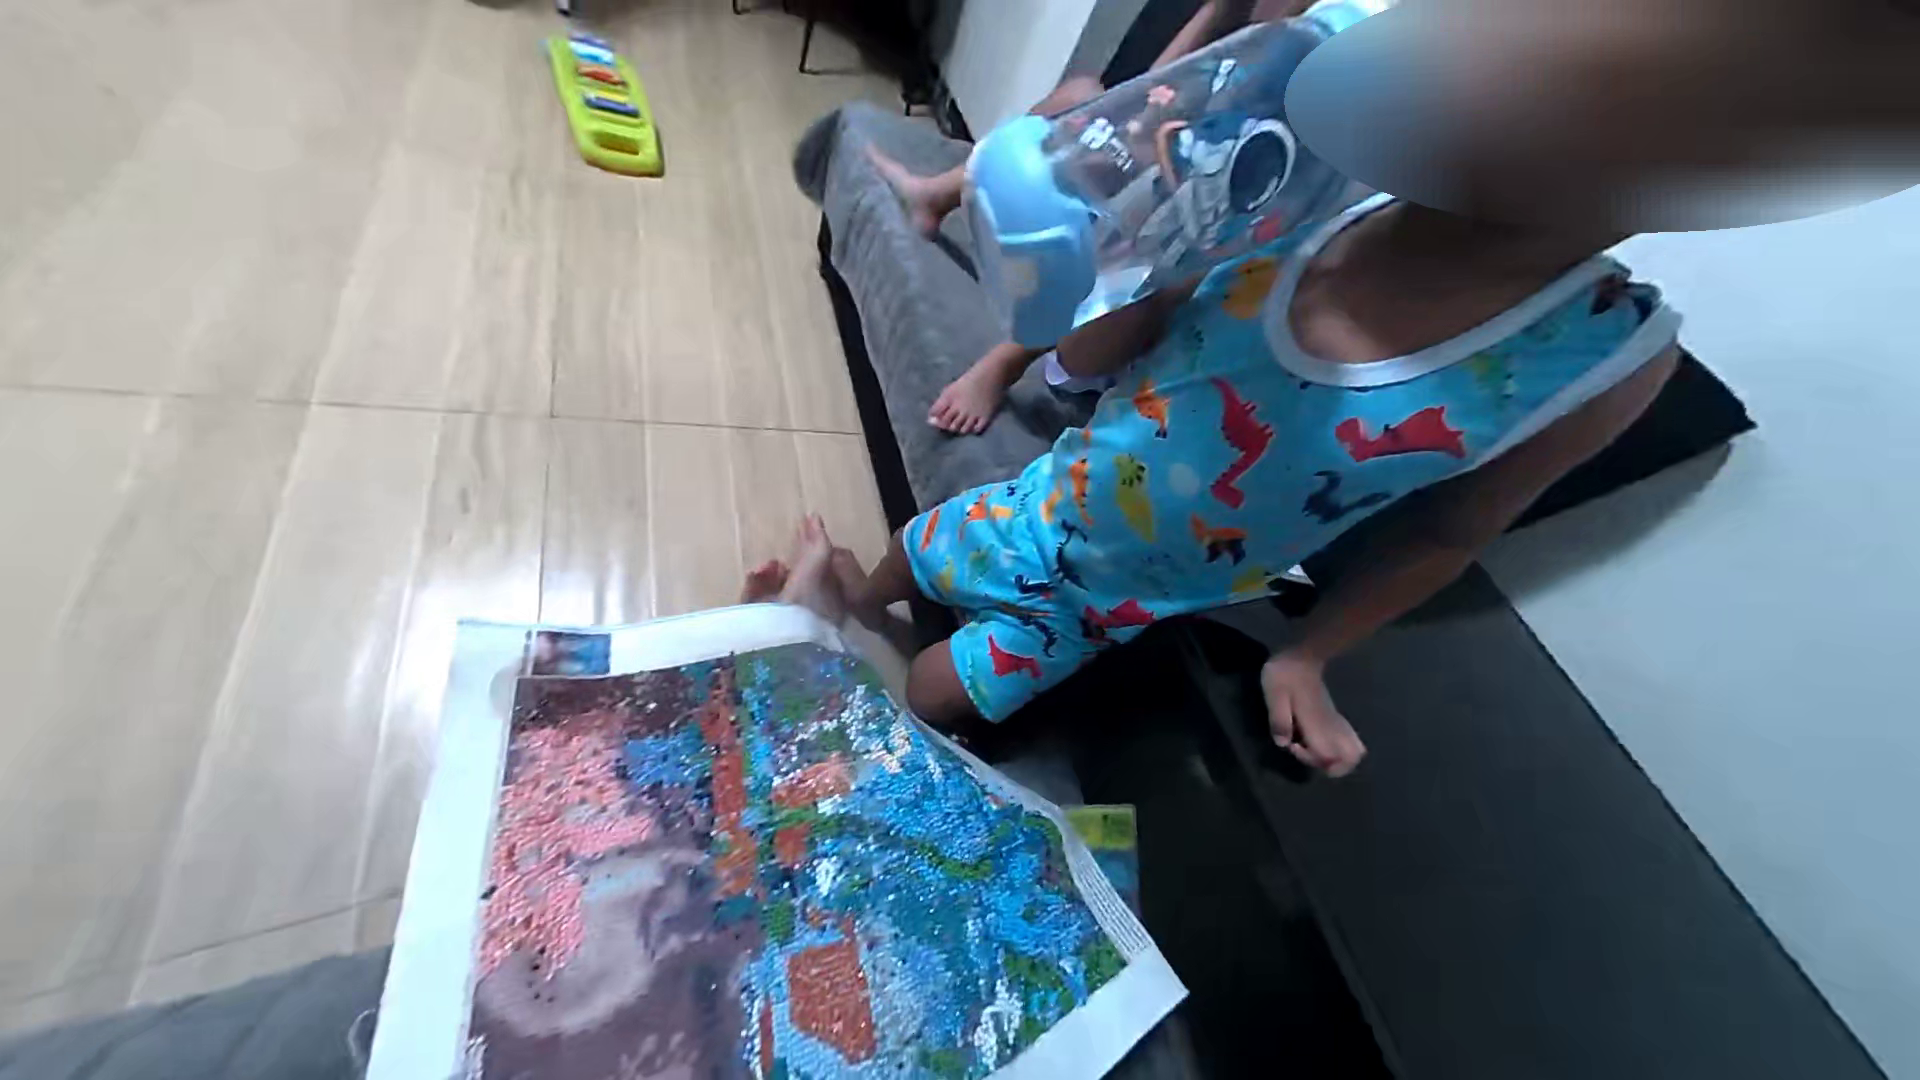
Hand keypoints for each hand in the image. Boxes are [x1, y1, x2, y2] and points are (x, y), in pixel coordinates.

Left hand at [1260, 652, 1366, 777]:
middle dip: (1331, 766)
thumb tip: (1283, 744)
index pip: (1330, 756)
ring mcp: (1337, 721)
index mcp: (1318, 722)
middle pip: (1352, 758)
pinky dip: (1337, 749)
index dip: (1312, 759)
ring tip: (1310, 749)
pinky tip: (1314, 738)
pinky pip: (1349, 741)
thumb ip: (1279, 720)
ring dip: (1336, 759)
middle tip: (1305, 752)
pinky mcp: (1335, 717)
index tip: (1293, 745)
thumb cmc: (1284, 675)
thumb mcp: (1274, 695)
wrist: (1301, 657)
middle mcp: (1333, 726)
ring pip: (1355, 751)